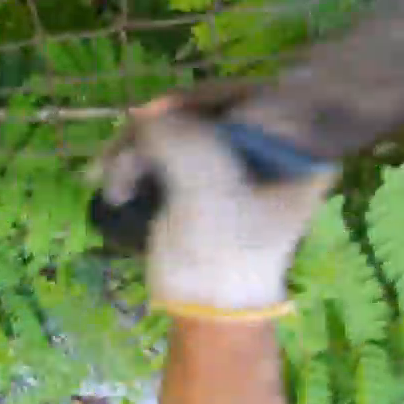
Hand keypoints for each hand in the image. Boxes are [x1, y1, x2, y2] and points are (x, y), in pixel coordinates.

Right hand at [97, 97, 337, 311]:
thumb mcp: (209, 193)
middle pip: (197, 114)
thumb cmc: (222, 253)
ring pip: (167, 132)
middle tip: (118, 160)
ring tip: (111, 188)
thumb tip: (147, 114)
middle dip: (150, 136)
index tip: (152, 116)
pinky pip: (155, 152)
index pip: (244, 98)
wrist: (204, 304)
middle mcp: (261, 149)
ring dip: (131, 155)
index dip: (194, 102)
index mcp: (291, 149)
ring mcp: (223, 163)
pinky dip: (128, 166)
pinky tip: (113, 189)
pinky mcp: (192, 177)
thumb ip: (183, 143)